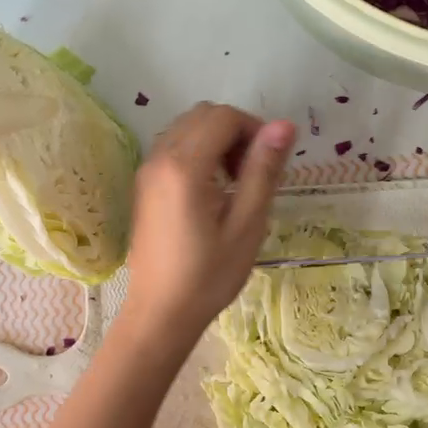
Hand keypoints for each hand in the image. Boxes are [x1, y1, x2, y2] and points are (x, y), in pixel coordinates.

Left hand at [119, 103, 295, 337]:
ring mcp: (146, 170)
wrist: (160, 313)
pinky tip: (211, 191)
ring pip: (186, 127)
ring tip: (234, 184)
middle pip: (202, 115)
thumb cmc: (208, 275)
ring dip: (215, 140)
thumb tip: (285, 125)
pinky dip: (197, 152)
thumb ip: (263, 170)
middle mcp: (159, 158)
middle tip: (252, 173)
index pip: (223, 116)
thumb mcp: (247, 224)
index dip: (253, 129)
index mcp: (184, 166)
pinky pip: (172, 146)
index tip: (268, 163)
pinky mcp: (143, 184)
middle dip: (234, 131)